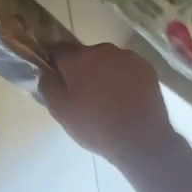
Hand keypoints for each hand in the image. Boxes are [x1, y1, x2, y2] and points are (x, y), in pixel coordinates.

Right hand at [39, 43, 177, 162]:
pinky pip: (126, 68)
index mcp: (79, 58)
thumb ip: (47, 84)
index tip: (57, 80)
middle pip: (84, 55)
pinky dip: (122, 78)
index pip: (57, 50)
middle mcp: (103, 49)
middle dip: (80, 70)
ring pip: (106, 61)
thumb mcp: (60, 111)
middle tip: (82, 95)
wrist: (142, 142)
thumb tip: (45, 70)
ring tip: (107, 99)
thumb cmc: (95, 127)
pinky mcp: (146, 67)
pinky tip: (124, 98)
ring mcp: (128, 57)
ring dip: (102, 73)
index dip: (54, 64)